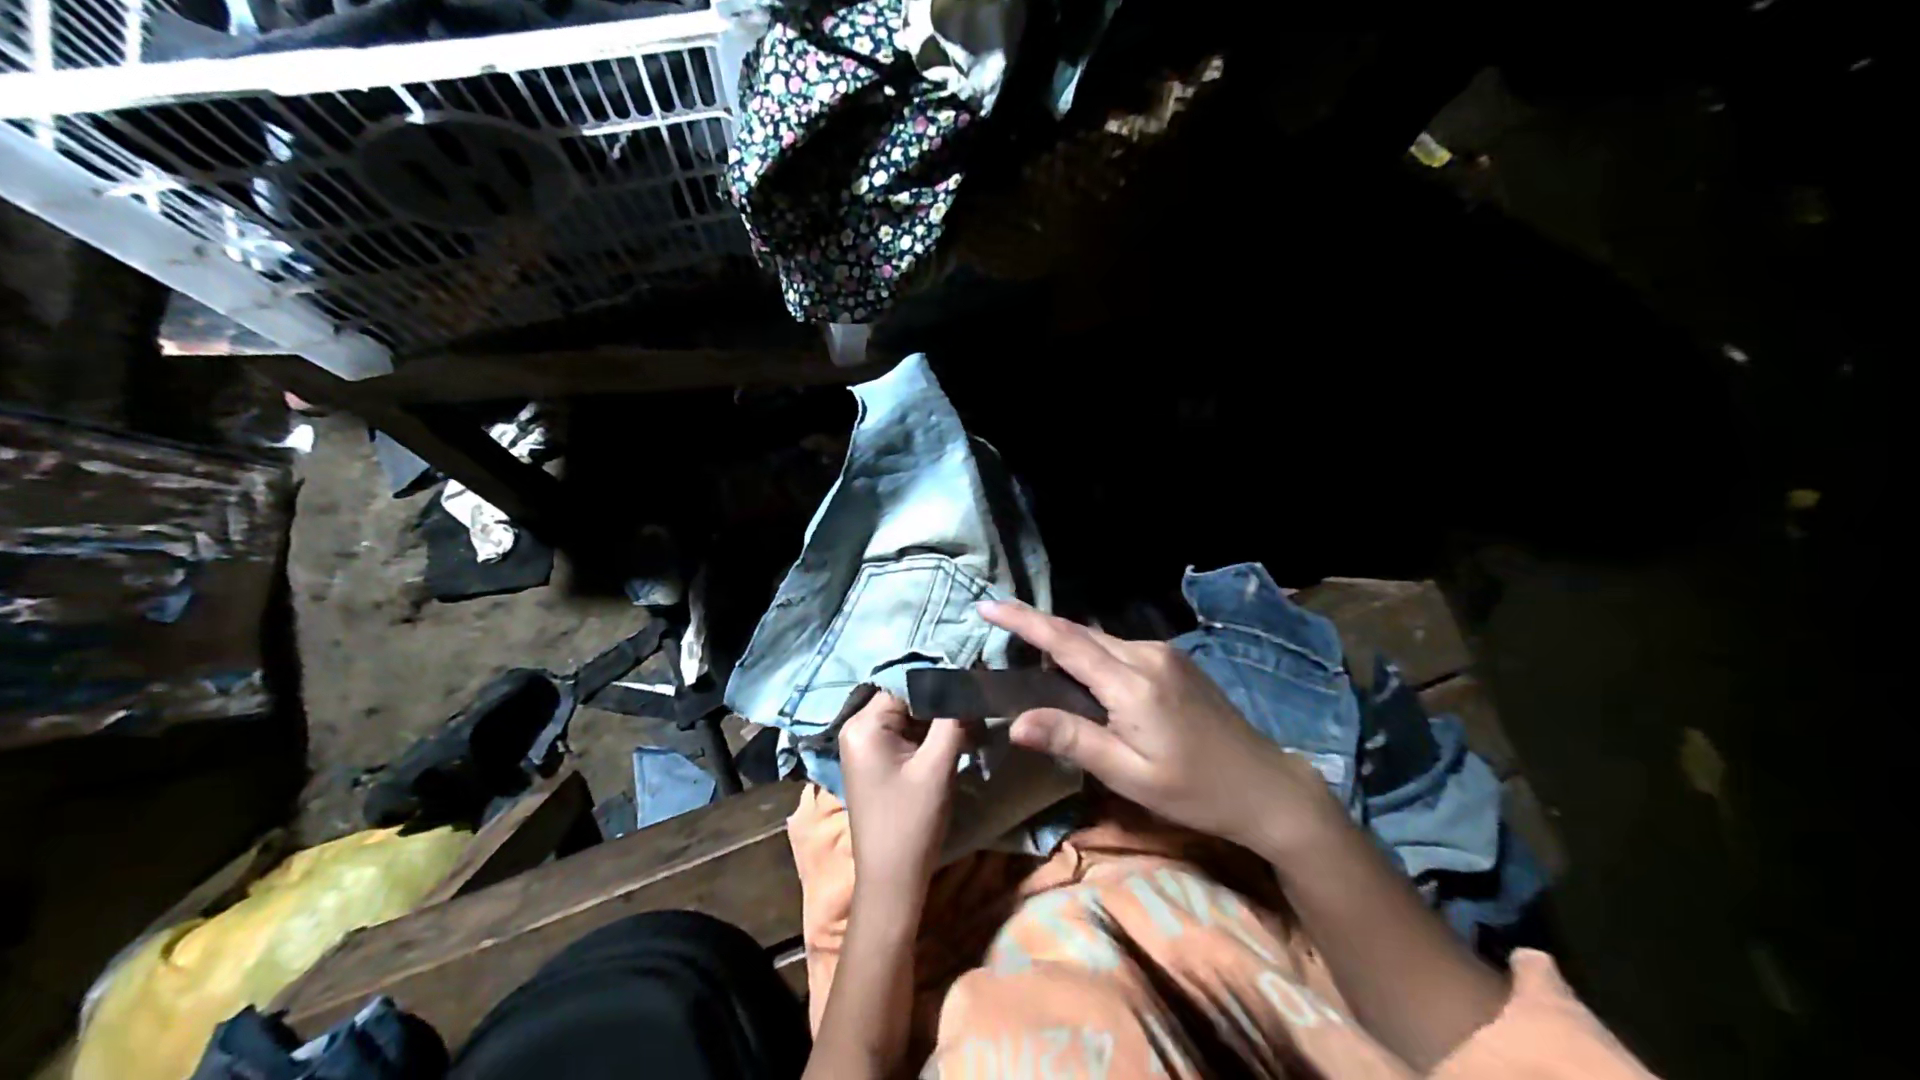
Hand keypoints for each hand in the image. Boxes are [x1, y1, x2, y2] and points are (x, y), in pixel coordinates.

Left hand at [837, 689, 968, 912]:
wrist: (892, 880)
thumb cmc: (912, 822)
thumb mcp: (937, 766)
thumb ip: (953, 720)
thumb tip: (969, 680)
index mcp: (864, 725)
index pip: (905, 682)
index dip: (940, 677)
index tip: (974, 674)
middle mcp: (857, 728)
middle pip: (905, 696)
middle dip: (941, 697)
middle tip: (978, 695)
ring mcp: (865, 745)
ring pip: (908, 714)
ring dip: (938, 716)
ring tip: (973, 714)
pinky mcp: (877, 760)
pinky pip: (905, 732)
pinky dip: (929, 732)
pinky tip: (957, 734)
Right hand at [980, 600, 1346, 858]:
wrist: (1266, 787)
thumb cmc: (1194, 790)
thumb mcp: (1129, 774)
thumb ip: (1072, 740)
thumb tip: (1015, 721)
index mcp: (1133, 683)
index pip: (1066, 641)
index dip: (1023, 621)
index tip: (987, 605)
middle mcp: (1148, 655)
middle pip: (1081, 633)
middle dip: (1038, 626)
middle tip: (998, 626)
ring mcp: (1165, 655)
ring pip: (1101, 640)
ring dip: (1066, 644)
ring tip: (1032, 659)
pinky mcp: (1175, 662)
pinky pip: (1120, 649)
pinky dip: (1092, 654)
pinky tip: (1082, 675)